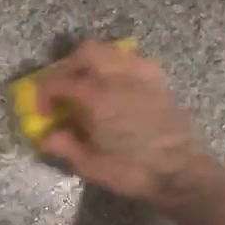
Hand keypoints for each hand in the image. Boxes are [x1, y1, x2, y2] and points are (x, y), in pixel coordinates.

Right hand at [35, 41, 212, 207]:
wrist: (181, 173)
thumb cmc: (132, 171)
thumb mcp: (89, 165)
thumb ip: (63, 145)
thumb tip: (47, 134)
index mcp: (98, 98)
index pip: (59, 81)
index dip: (44, 94)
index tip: (42, 111)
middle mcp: (119, 77)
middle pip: (85, 52)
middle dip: (67, 67)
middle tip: (61, 89)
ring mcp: (142, 75)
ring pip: (110, 50)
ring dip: (91, 63)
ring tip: (86, 84)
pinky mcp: (158, 81)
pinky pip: (131, 60)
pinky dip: (116, 66)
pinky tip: (114, 86)